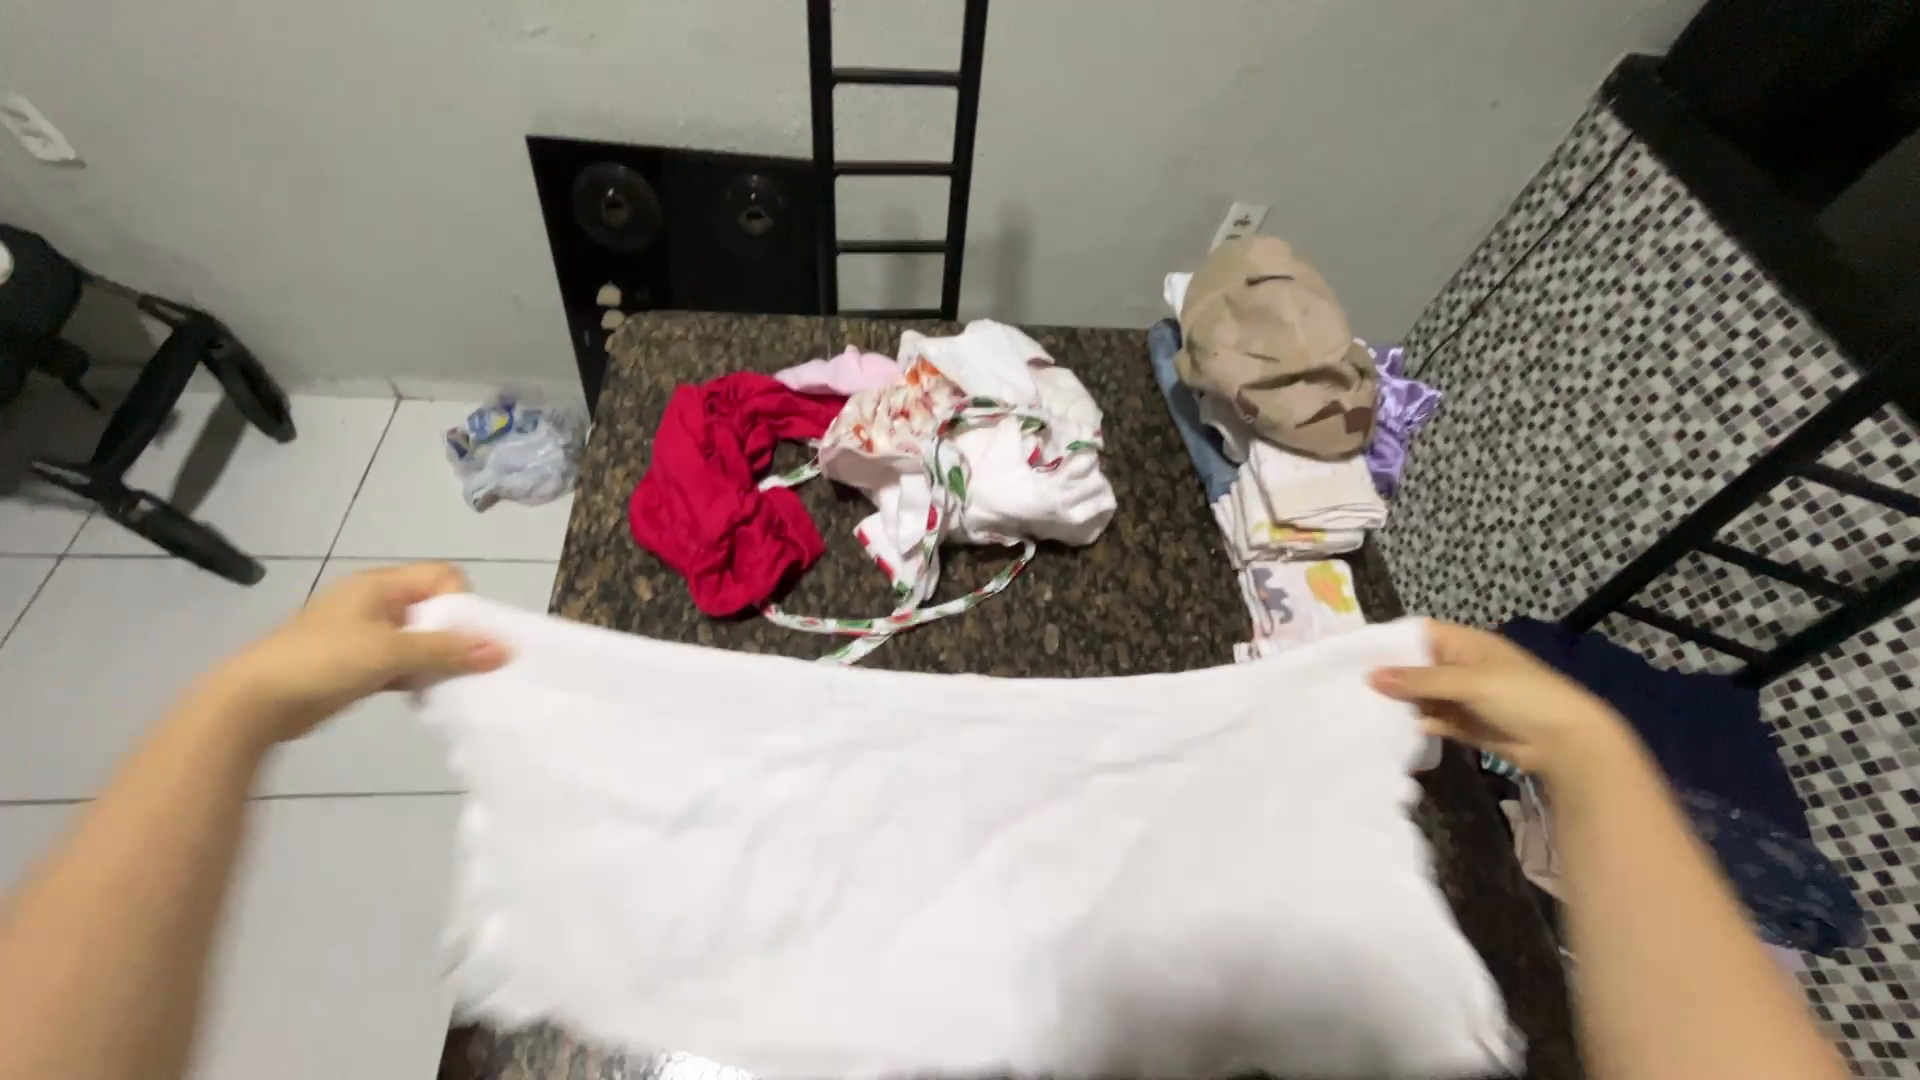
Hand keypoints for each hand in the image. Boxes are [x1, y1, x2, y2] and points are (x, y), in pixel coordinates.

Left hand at [207, 563, 508, 745]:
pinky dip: (420, 673)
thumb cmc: (320, 662)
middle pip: (437, 608)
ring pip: (424, 637)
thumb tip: (504, 651)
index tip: (461, 635)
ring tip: (440, 680)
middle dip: (455, 634)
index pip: (444, 577)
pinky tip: (421, 692)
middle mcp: (375, 602)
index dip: (461, 602)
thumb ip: (449, 651)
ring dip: (439, 657)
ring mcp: (366, 633)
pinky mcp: (360, 662)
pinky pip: (407, 660)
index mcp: (379, 585)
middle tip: (459, 662)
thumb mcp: (390, 652)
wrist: (250, 704)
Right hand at [1369, 620, 1627, 778]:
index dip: (1386, 640)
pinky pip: (1428, 717)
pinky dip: (1413, 722)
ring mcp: (1459, 695)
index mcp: (1462, 643)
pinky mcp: (1461, 722)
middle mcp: (1457, 665)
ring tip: (1360, 705)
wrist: (1566, 743)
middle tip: (1347, 682)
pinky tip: (1389, 727)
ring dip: (1396, 701)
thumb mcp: (1467, 682)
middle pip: (1412, 665)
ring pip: (1417, 693)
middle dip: (1385, 673)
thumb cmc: (1520, 696)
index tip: (1352, 651)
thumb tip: (1369, 676)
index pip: (1415, 633)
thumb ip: (1418, 680)